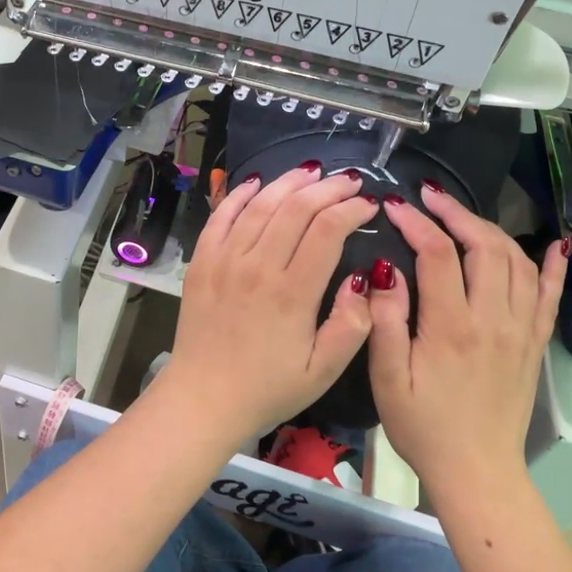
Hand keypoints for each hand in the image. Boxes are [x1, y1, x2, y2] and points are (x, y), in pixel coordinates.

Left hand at [160, 166, 380, 442]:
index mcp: (292, 292)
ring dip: (288, 183)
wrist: (204, 398)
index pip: (327, 230)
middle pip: (295, 208)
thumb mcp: (323, 370)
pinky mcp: (201, 262)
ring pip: (259, 205)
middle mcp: (257, 266)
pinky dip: (239, 195)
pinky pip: (221, 217)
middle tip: (350, 181)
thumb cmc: (268, 388)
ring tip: (312, 173)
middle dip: (328, 188)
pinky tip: (257, 183)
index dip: (351, 209)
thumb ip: (352, 324)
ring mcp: (224, 260)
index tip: (370, 204)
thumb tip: (368, 278)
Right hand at [369, 182, 569, 498]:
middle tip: (429, 196)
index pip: (437, 254)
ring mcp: (520, 330)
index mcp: (452, 326)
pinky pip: (549, 294)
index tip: (394, 205)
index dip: (416, 223)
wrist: (477, 470)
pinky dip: (551, 265)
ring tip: (462, 216)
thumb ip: (386, 321)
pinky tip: (553, 242)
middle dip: (456, 213)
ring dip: (489, 229)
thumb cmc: (422, 426)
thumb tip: (384, 270)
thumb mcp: (387, 378)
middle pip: (484, 246)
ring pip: (516, 261)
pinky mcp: (534, 344)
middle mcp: (493, 320)